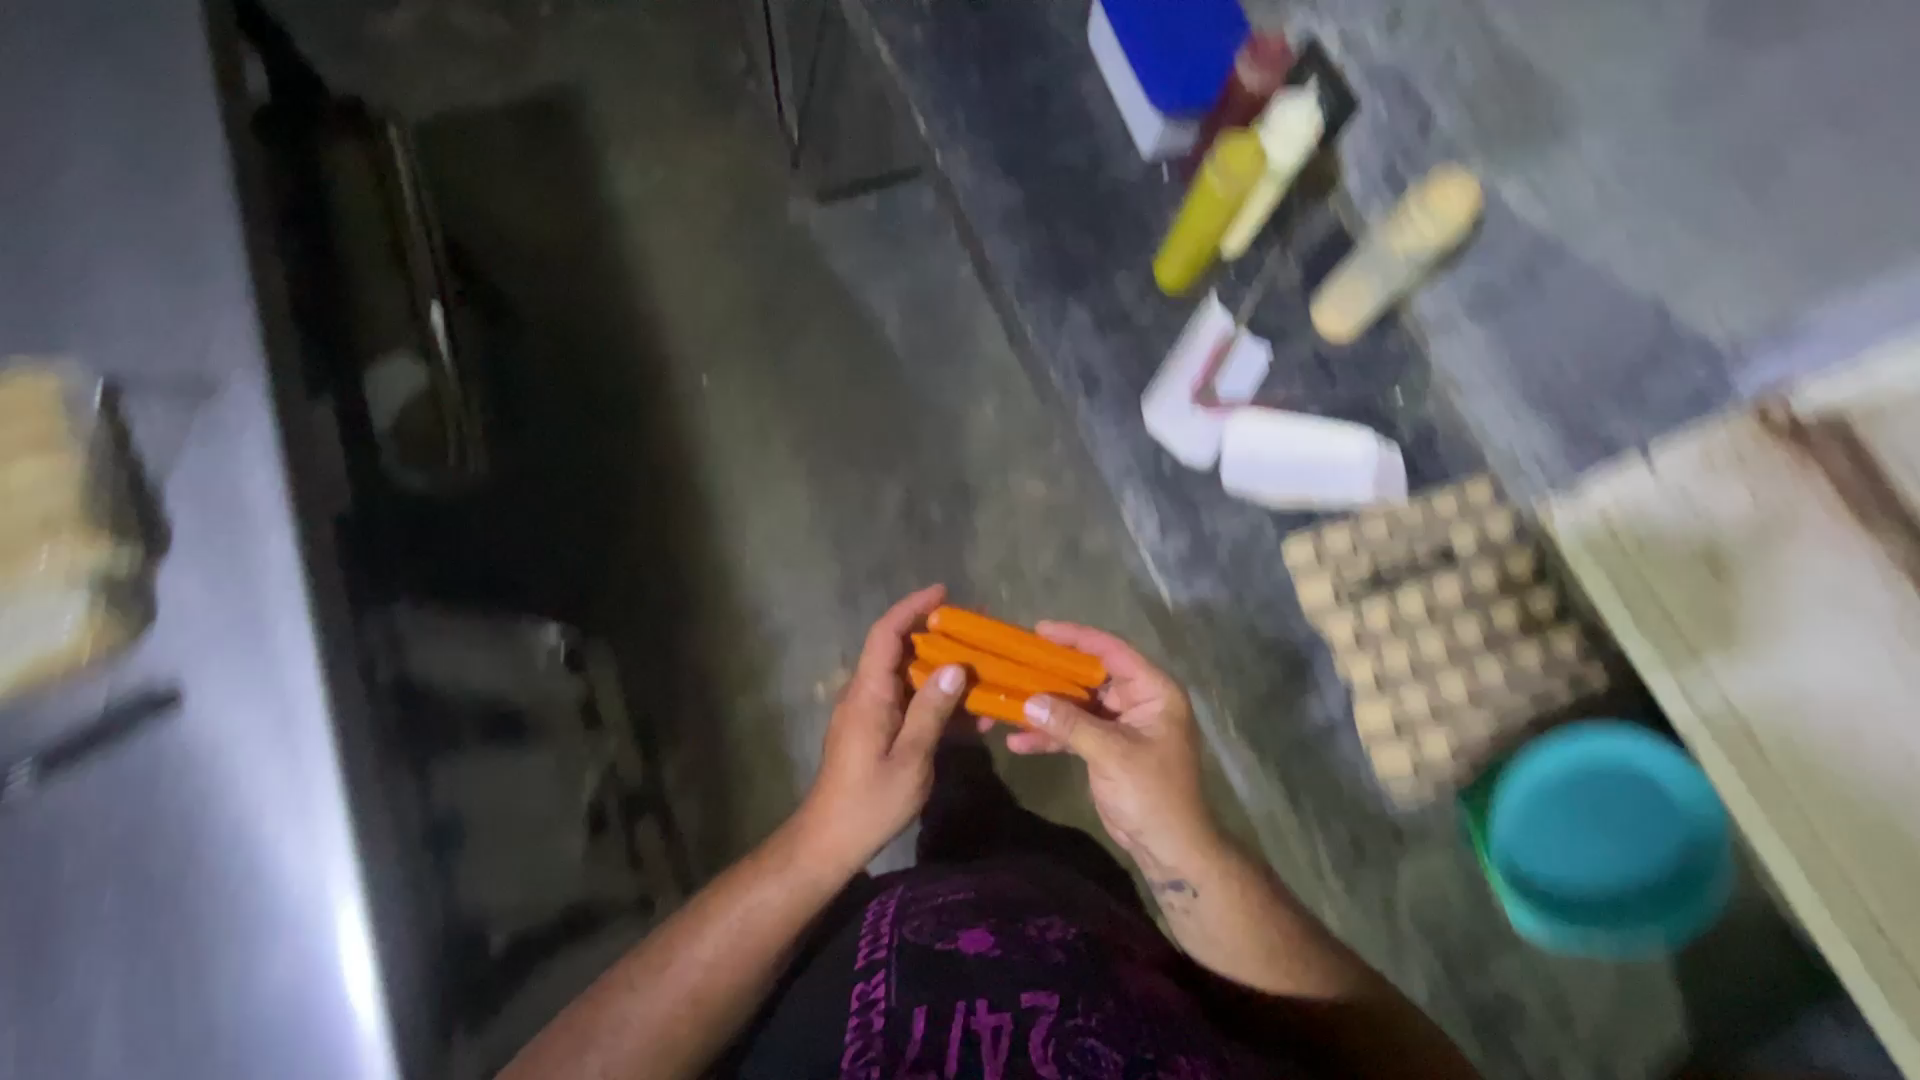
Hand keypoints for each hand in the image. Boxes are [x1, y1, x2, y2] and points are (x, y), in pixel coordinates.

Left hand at [792, 585, 967, 875]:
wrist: (830, 841)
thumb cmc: (869, 801)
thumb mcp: (910, 758)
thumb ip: (932, 711)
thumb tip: (956, 667)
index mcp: (868, 693)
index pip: (886, 634)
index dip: (912, 608)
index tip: (944, 593)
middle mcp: (866, 694)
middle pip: (900, 650)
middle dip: (938, 637)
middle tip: (979, 633)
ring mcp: (870, 713)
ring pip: (909, 678)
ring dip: (944, 672)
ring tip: (986, 669)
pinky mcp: (876, 731)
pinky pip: (909, 704)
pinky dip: (937, 702)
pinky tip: (973, 714)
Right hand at [1006, 623, 1219, 868]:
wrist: (1168, 847)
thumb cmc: (1152, 792)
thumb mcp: (1111, 754)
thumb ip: (1070, 724)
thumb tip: (1028, 702)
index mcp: (1153, 691)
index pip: (1112, 651)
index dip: (1077, 637)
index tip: (1040, 630)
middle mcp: (1138, 701)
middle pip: (1090, 676)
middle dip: (1052, 674)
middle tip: (1017, 662)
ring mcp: (1120, 725)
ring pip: (1077, 704)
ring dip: (1046, 708)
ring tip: (1009, 701)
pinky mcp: (1106, 748)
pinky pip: (1074, 731)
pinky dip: (1050, 736)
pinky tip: (1019, 742)